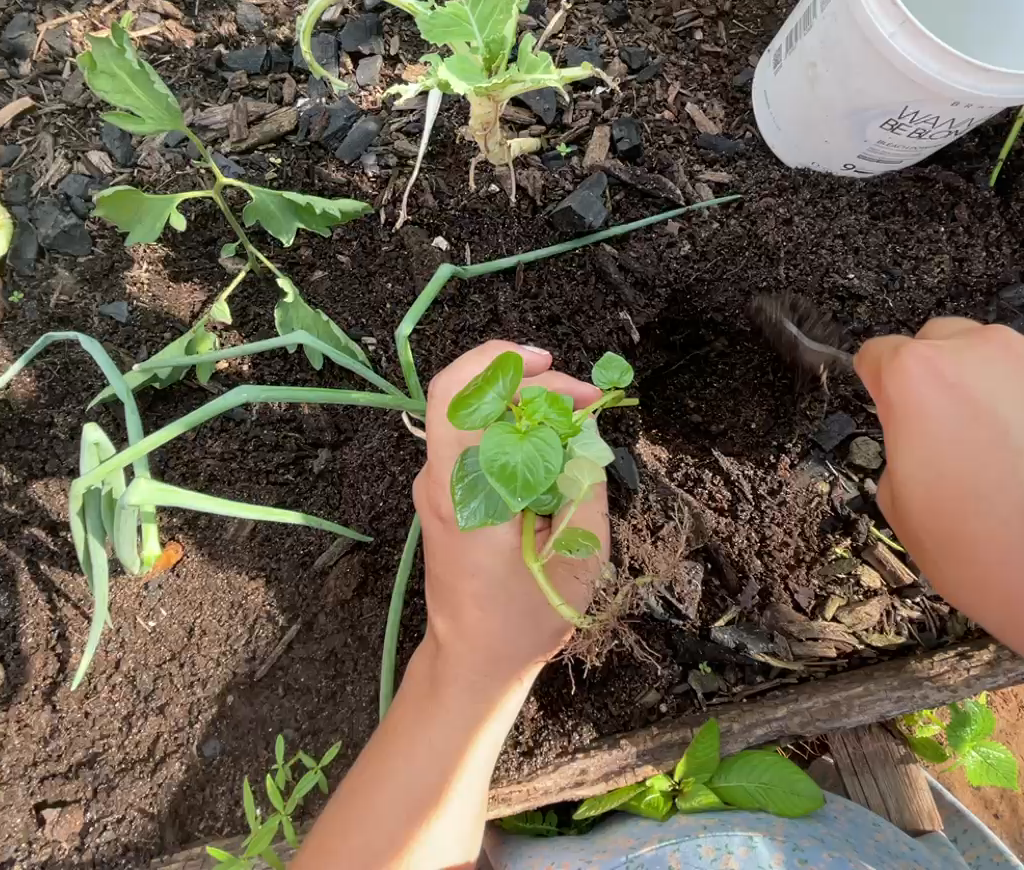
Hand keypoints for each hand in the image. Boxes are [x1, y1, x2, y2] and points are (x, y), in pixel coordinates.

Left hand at [412, 341, 610, 685]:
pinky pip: (478, 437)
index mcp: (465, 493)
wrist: (472, 658)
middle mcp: (440, 478)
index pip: (458, 399)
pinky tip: (553, 439)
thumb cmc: (523, 619)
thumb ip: (586, 490)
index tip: (557, 371)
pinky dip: (516, 425)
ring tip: (576, 414)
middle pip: (469, 394)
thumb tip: (586, 439)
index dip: (503, 365)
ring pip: (474, 411)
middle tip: (587, 399)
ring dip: (525, 400)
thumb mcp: (577, 560)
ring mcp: (437, 482)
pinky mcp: (446, 489)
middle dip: (532, 381)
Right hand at [854, 317, 1023, 679]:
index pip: (878, 353)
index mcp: (918, 377)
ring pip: (1002, 359)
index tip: (892, 411)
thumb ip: (901, 444)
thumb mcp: (899, 505)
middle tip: (950, 435)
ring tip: (1016, 457)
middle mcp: (983, 352)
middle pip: (941, 341)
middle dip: (936, 378)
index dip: (880, 386)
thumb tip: (923, 433)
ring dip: (995, 391)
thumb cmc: (987, 554)